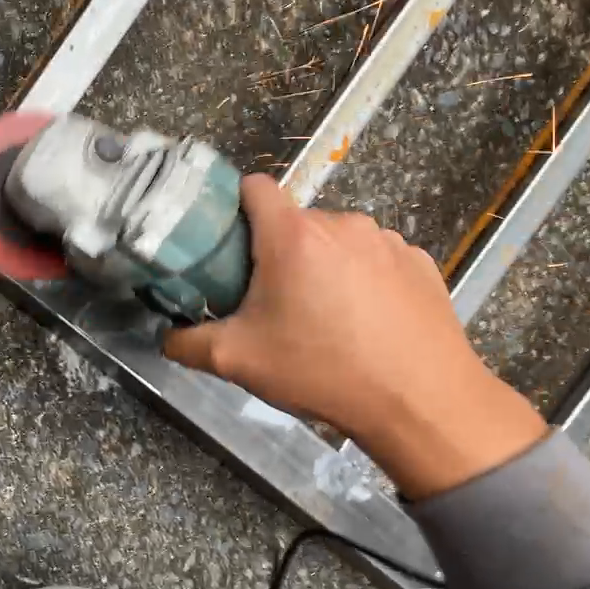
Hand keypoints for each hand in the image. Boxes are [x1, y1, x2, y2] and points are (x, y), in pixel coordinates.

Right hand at [165, 175, 546, 498]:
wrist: (422, 401)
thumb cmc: (321, 370)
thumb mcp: (234, 361)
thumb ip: (185, 343)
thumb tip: (167, 336)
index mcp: (293, 237)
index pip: (253, 187)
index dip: (229, 207)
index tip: (220, 244)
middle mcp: (343, 225)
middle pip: (291, 222)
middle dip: (271, 252)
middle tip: (262, 301)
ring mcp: (387, 242)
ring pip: (332, 240)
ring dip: (315, 265)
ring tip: (314, 315)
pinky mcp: (419, 263)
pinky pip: (371, 258)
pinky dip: (355, 279)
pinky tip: (358, 321)